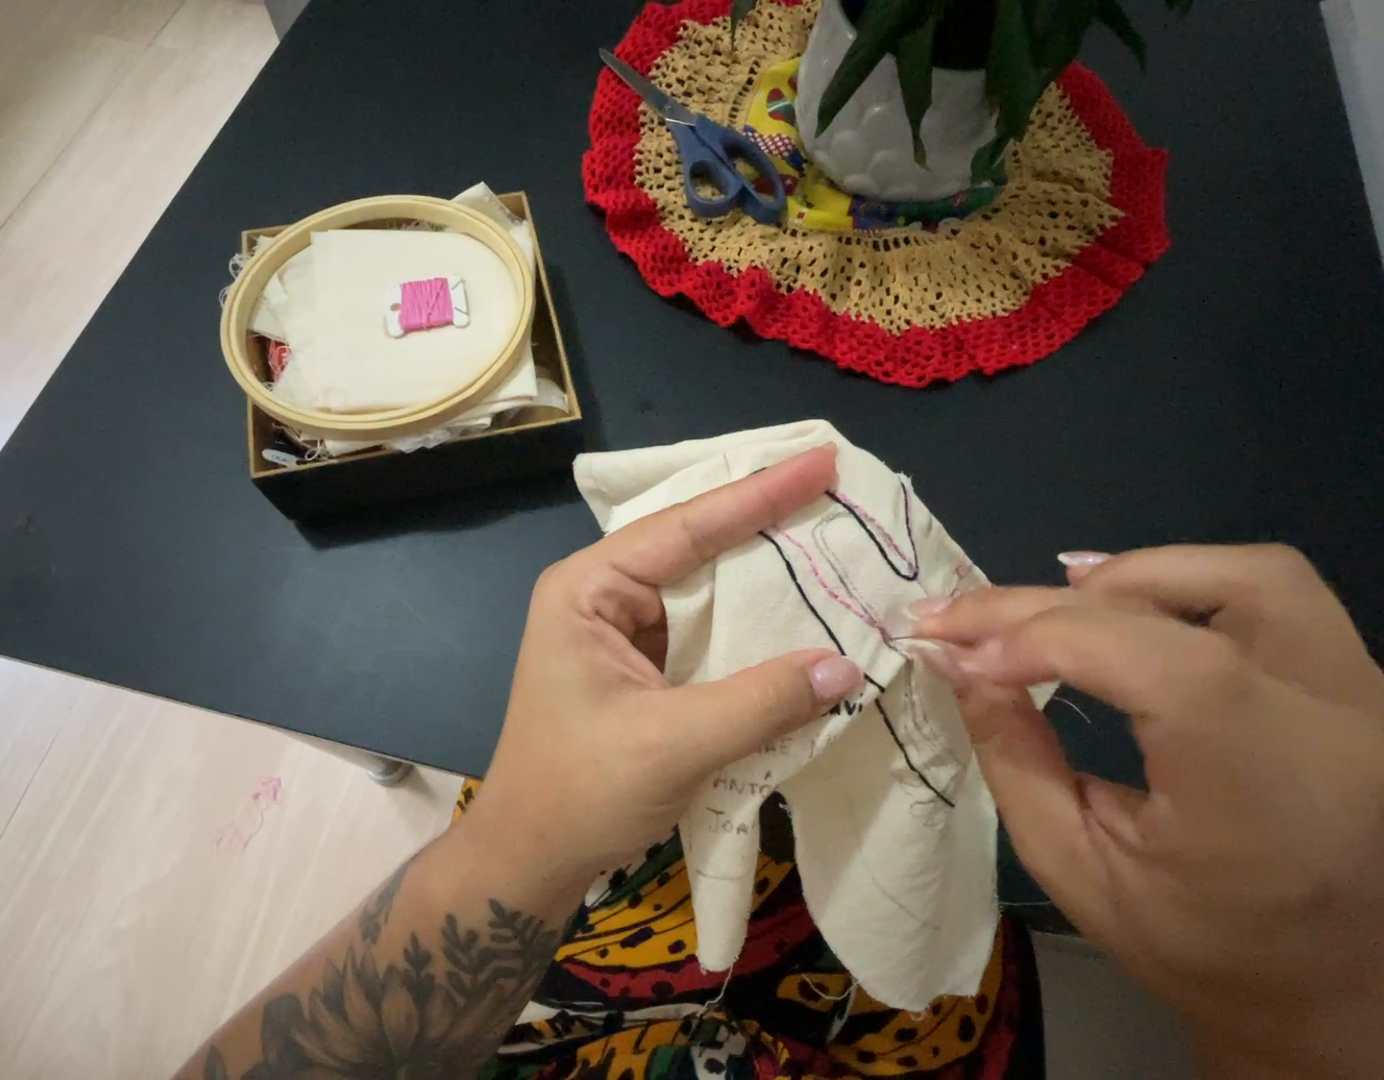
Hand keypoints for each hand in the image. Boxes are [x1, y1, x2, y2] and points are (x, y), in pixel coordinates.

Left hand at [464, 446, 863, 880]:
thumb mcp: (674, 744)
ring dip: (764, 575)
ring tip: (833, 542)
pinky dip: (752, 625)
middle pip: (696, 546)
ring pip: (706, 588)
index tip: (821, 462)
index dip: (758, 495)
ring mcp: (624, 630)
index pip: (684, 527)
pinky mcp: (644, 665)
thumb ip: (762, 701)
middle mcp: (604, 594)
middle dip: (765, 523)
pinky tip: (801, 614)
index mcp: (589, 588)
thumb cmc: (581, 793)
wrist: (533, 857)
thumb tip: (849, 666)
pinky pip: (707, 630)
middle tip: (836, 491)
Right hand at [909, 545, 1383, 1078]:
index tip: (963, 655)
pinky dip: (1177, 581)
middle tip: (964, 617)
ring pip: (1248, 573)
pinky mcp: (1364, 685)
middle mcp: (1341, 737)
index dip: (1056, 640)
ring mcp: (1370, 702)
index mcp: (1268, 810)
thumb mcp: (1065, 860)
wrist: (1312, 984)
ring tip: (1048, 611)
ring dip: (1129, 576)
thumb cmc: (1180, 939)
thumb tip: (953, 655)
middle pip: (1199, 602)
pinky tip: (1112, 602)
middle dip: (1053, 604)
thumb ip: (1009, 749)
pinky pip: (1271, 592)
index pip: (1174, 673)